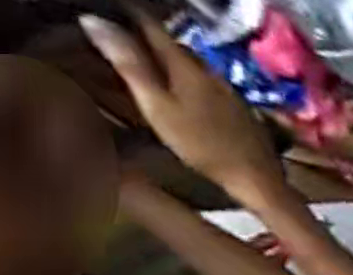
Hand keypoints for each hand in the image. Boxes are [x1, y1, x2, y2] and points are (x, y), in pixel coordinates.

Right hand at [80, 9, 280, 194]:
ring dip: (177, 61)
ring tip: (156, 63)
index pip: (154, 27)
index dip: (129, 13)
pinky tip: (191, 94)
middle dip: (154, 39)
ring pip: (200, 67)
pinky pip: (215, 87)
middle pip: (180, 47)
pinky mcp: (247, 114)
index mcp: (189, 68)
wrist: (258, 179)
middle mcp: (215, 76)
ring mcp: (235, 96)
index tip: (111, 7)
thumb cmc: (203, 146)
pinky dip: (196, 82)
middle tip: (130, 37)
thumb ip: (130, 65)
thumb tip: (95, 21)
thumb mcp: (157, 106)